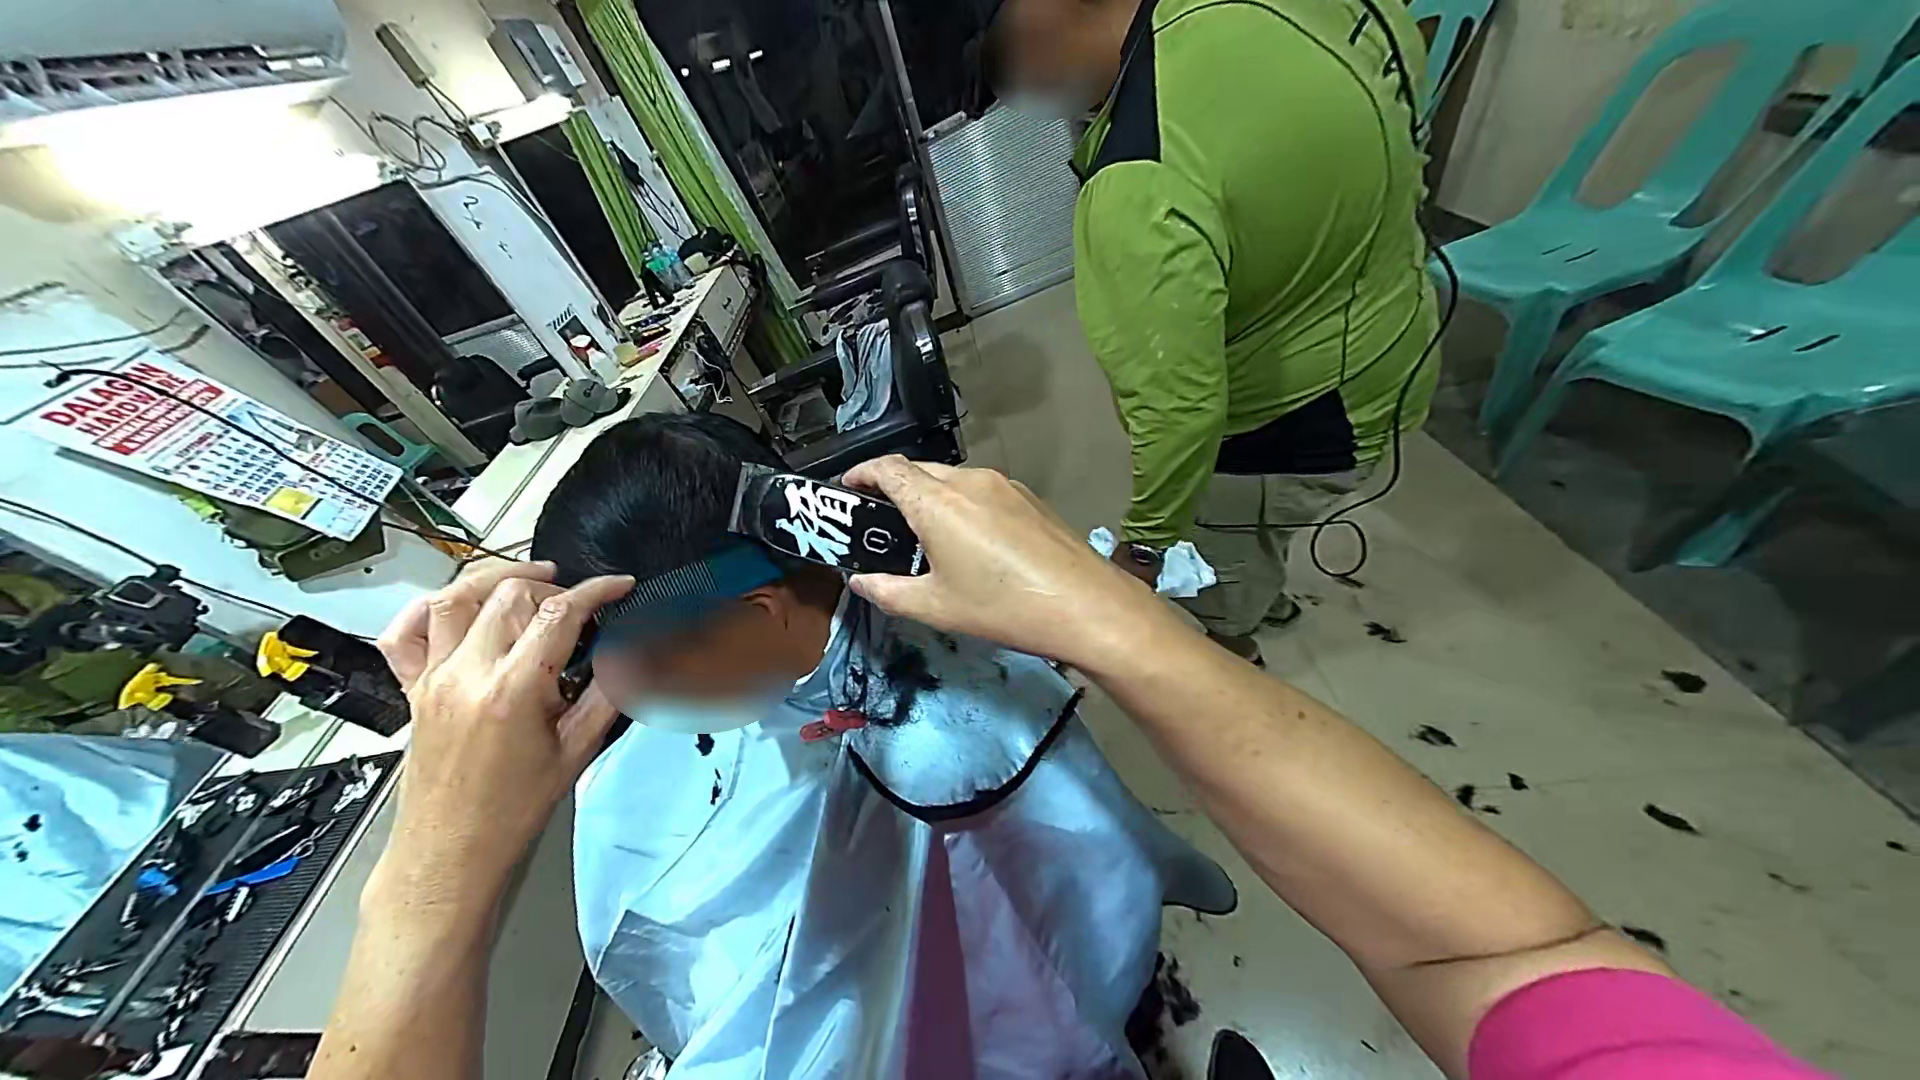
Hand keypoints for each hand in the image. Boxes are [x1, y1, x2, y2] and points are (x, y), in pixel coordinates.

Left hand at [373, 563, 633, 904]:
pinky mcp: (412, 689)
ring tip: (531, 578)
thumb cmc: (515, 806)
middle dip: (554, 587)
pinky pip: (404, 633)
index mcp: (512, 690)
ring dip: (497, 578)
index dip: (597, 591)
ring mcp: (432, 678)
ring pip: (455, 598)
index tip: (619, 585)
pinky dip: (428, 606)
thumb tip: (631, 652)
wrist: (450, 851)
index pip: (559, 613)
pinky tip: (458, 602)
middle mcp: (466, 674)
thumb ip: (608, 691)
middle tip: (582, 602)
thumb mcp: (579, 747)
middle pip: (510, 596)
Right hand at [839, 456, 1178, 668]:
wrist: (1085, 604)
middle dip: (894, 486)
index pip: (887, 467)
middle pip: (919, 469)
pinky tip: (971, 538)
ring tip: (926, 533)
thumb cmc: (1002, 606)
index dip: (861, 473)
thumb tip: (861, 581)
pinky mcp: (1029, 496)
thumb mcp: (936, 607)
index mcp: (937, 501)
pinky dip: (962, 503)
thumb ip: (888, 591)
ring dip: (931, 495)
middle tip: (884, 521)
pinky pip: (982, 490)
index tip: (848, 489)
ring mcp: (1004, 484)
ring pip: (953, 478)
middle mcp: (969, 480)